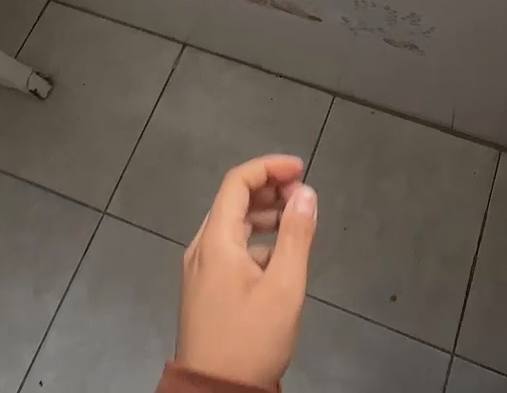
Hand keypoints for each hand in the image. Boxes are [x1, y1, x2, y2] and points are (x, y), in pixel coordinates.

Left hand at [177, 154, 317, 387]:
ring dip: (265, 214)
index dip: (269, 167)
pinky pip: (231, 247)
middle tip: (303, 196)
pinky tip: (280, 255)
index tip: (300, 169)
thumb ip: (296, 235)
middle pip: (233, 200)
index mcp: (216, 241)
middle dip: (270, 189)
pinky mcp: (206, 289)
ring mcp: (201, 270)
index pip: (238, 182)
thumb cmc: (251, 339)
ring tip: (297, 221)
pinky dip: (256, 239)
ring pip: (233, 224)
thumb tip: (306, 193)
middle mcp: (202, 248)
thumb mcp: (284, 286)